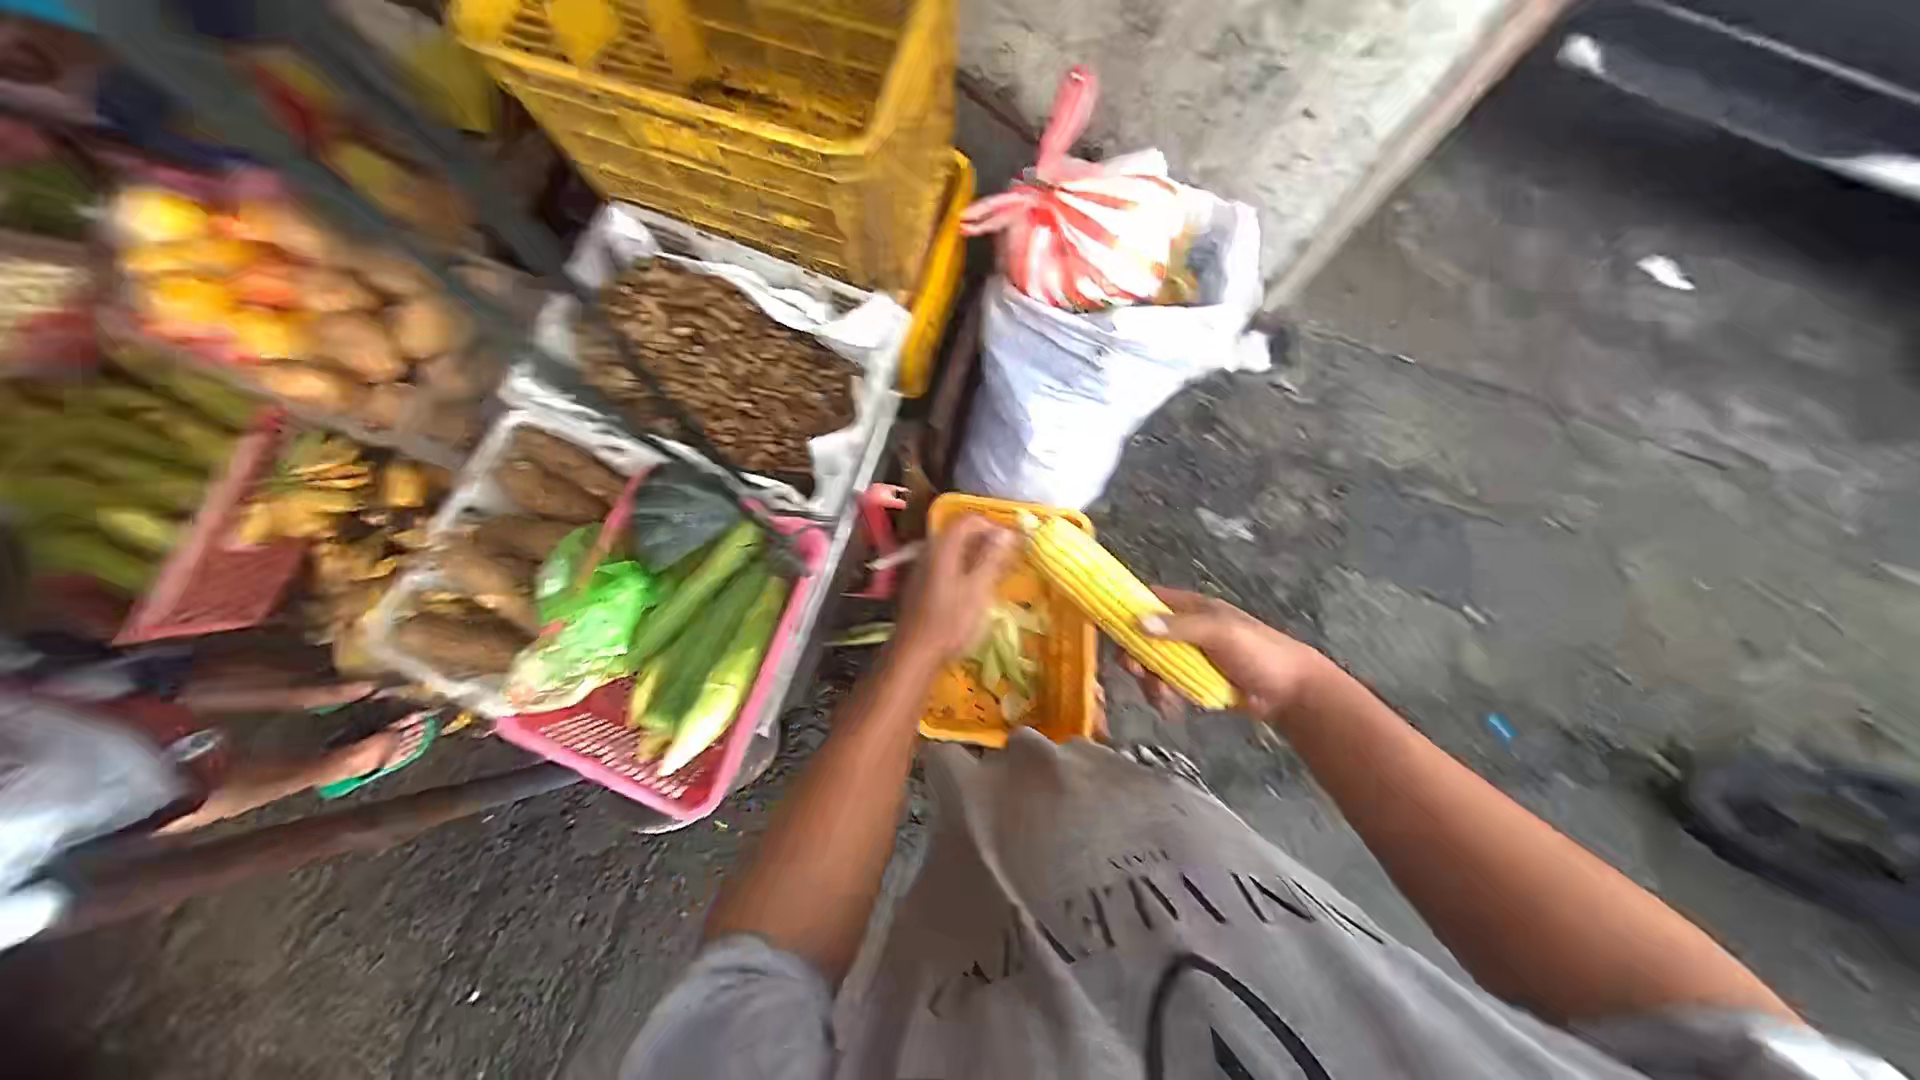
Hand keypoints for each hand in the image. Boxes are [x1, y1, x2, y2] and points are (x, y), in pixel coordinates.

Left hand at [892, 515, 1016, 668]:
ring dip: (975, 554)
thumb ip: (992, 558)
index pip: (969, 519)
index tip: (1012, 541)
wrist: (914, 654)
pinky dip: (963, 567)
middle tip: (1007, 556)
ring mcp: (921, 568)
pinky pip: (945, 564)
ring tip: (996, 571)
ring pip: (952, 549)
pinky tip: (975, 586)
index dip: (993, 524)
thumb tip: (1007, 532)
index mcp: (943, 547)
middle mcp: (929, 551)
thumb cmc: (950, 622)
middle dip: (986, 539)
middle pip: (960, 532)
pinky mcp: (920, 584)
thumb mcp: (978, 589)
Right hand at [1132, 588, 1336, 724]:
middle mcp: (1186, 628)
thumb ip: (1180, 627)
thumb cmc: (1259, 653)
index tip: (1108, 627)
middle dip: (1136, 655)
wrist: (1293, 693)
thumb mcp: (1220, 633)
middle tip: (1136, 672)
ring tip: (1161, 697)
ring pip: (1152, 664)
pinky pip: (1166, 685)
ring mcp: (1189, 656)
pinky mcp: (1193, 681)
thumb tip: (1138, 622)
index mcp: (1192, 607)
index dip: (1126, 608)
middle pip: (1143, 636)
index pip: (1149, 599)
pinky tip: (1171, 707)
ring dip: (1149, 681)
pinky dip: (1162, 696)